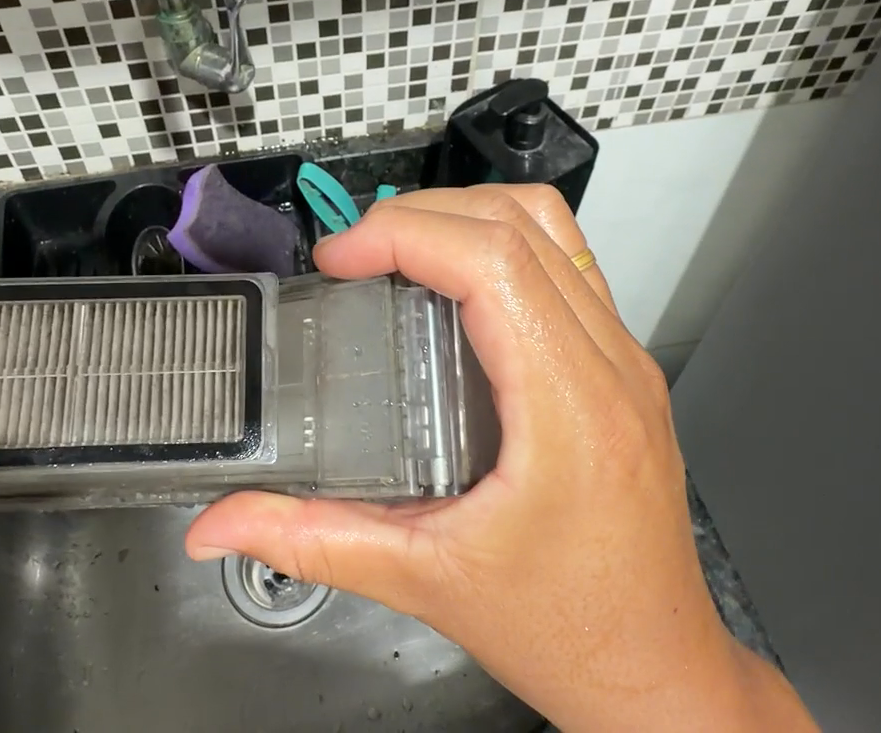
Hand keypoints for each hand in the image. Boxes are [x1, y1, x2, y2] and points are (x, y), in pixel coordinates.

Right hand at [186, 186, 815, 731]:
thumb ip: (314, 540)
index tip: (342, 256)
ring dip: (467, 214)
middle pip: (520, 222)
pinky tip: (455, 281)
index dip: (403, 233)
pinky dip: (502, 243)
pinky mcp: (622, 366)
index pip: (492, 261)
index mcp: (569, 406)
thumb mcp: (425, 581)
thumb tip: (225, 523)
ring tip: (399, 245)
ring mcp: (625, 359)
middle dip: (422, 213)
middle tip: (356, 250)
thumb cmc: (568, 631)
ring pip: (552, 227)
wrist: (655, 668)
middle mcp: (611, 365)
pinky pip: (567, 261)